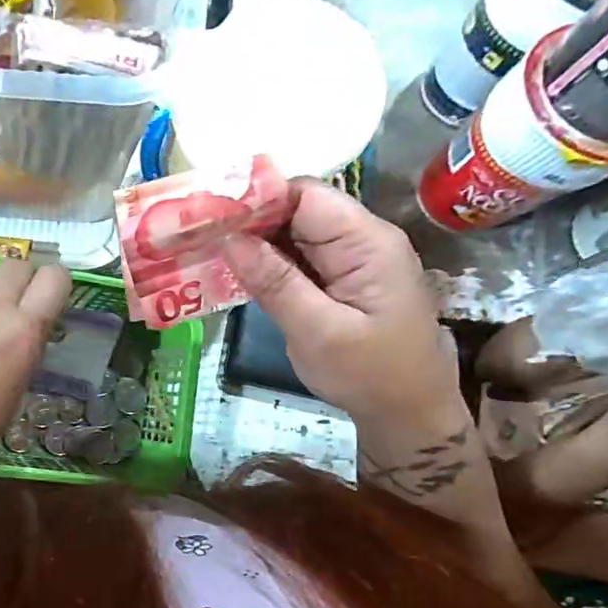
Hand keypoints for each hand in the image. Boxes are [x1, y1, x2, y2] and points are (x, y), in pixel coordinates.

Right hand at [221, 180, 458, 427]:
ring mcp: (350, 259)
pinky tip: (234, 272)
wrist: (410, 411)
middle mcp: (361, 239)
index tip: (209, 216)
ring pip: (292, 233)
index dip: (256, 200)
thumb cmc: (370, 375)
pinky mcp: (338, 278)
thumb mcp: (318, 333)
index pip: (305, 196)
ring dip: (252, 242)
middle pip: (296, 209)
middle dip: (247, 220)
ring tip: (206, 250)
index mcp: (367, 242)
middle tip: (197, 235)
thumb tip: (230, 238)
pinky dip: (265, 263)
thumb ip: (275, 283)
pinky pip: (296, 258)